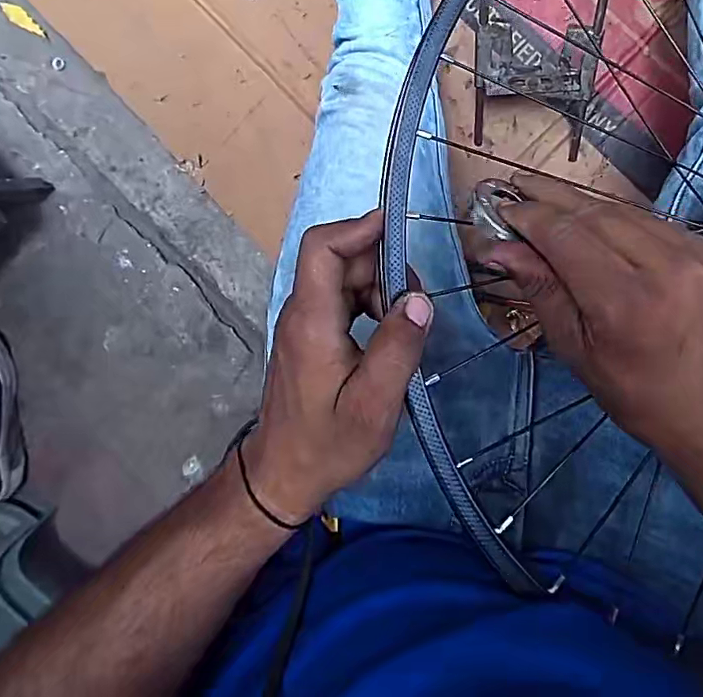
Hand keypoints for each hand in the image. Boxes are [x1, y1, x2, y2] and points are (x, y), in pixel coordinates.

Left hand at [240, 211, 431, 523]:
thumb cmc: (327, 445)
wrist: (283, 473)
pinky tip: (386, 332)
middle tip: (414, 304)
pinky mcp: (309, 332)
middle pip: (338, 259)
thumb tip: (419, 298)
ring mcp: (303, 320)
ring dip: (378, 286)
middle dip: (381, 266)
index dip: (357, 228)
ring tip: (403, 324)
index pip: (322, 248)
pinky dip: (368, 303)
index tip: (397, 228)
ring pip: (342, 276)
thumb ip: (397, 349)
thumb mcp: (374, 405)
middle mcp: (301, 310)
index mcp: (312, 320)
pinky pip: (341, 297)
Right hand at [469, 176, 702, 465]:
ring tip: (542, 196)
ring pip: (618, 209)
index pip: (566, 236)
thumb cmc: (632, 389)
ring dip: (576, 202)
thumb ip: (539, 287)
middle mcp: (666, 268)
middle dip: (547, 197)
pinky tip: (588, 219)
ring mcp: (694, 254)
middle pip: (592, 213)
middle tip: (515, 185)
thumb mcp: (572, 346)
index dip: (529, 216)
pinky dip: (610, 215)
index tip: (501, 208)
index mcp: (627, 302)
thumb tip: (496, 247)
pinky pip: (645, 218)